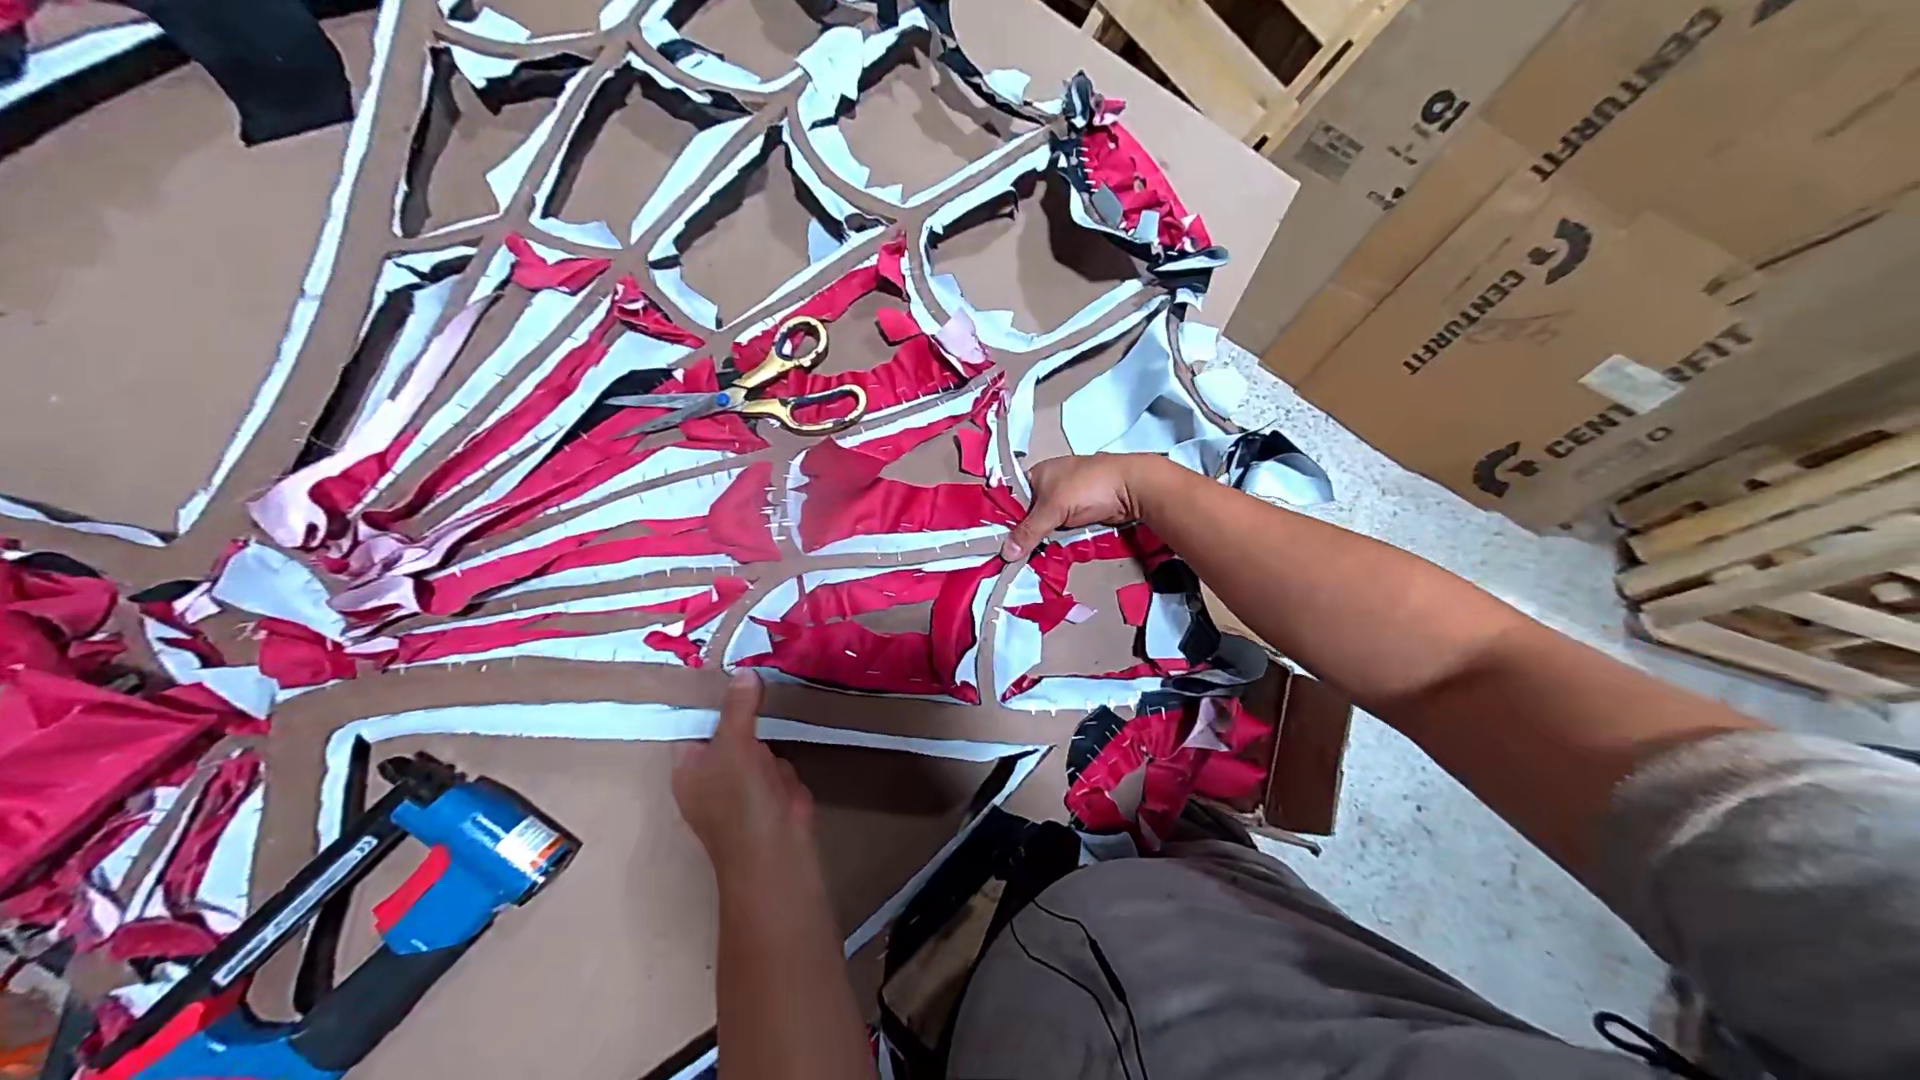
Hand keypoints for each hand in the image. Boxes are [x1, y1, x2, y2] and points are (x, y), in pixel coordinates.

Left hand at [672, 671, 815, 883]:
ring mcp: (742, 778)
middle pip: (724, 725)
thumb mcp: (734, 746)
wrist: (778, 850)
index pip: (692, 720)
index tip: (728, 661)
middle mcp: (711, 770)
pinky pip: (774, 753)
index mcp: (687, 765)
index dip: (708, 693)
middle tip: (756, 664)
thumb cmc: (740, 801)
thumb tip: (745, 672)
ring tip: (773, 680)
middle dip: (741, 702)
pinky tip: (788, 727)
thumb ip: (738, 708)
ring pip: (752, 737)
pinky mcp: (771, 784)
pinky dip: (780, 744)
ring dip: (762, 720)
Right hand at [1001, 453, 1158, 560]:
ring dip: (1041, 540)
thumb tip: (1005, 552)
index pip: (1011, 498)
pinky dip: (1057, 541)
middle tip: (1013, 556)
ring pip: (1045, 525)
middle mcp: (1049, 485)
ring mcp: (1066, 500)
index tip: (998, 542)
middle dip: (1024, 534)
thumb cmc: (1088, 487)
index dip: (1004, 519)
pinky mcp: (1080, 513)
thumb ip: (1029, 531)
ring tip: (1029, 559)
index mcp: (1037, 474)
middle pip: (1028, 514)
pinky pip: (1061, 530)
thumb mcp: (1053, 508)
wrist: (1132, 487)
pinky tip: (1048, 554)